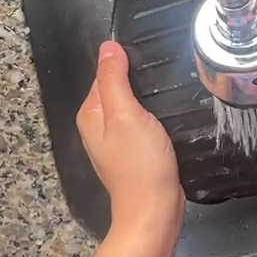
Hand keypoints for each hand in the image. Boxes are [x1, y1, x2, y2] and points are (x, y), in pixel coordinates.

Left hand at [77, 40, 183, 234]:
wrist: (155, 209)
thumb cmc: (139, 167)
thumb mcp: (126, 114)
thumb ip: (114, 79)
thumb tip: (108, 47)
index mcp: (91, 113)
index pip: (105, 72)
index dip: (127, 64)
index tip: (148, 68)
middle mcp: (99, 125)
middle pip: (119, 87)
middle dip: (139, 83)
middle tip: (161, 85)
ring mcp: (117, 140)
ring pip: (133, 105)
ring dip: (149, 101)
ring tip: (165, 103)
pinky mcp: (135, 151)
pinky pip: (143, 122)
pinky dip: (154, 118)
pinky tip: (165, 122)